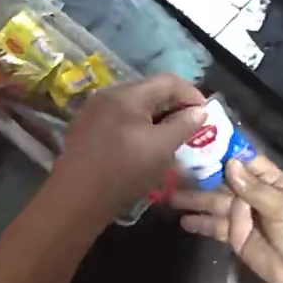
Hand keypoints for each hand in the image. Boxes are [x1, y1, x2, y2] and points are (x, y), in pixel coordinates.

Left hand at [51, 74, 205, 218]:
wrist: (75, 201)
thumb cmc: (124, 171)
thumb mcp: (162, 148)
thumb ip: (185, 125)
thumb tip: (200, 111)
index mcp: (128, 94)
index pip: (169, 82)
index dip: (193, 95)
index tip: (207, 115)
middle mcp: (109, 95)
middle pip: (151, 91)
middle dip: (176, 106)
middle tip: (193, 127)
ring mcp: (95, 111)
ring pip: (137, 106)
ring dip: (159, 117)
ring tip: (174, 137)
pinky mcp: (87, 129)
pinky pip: (122, 118)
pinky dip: (141, 126)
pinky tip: (147, 145)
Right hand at [168, 157, 282, 282]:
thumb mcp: (281, 207)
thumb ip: (253, 189)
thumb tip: (230, 164)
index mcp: (269, 180)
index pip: (243, 161)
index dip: (222, 153)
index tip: (197, 144)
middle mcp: (253, 193)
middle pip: (223, 181)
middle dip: (200, 176)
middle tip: (170, 172)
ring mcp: (243, 215)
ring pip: (215, 203)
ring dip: (193, 199)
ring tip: (167, 195)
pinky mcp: (236, 237)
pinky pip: (215, 226)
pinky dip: (200, 223)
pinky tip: (182, 220)